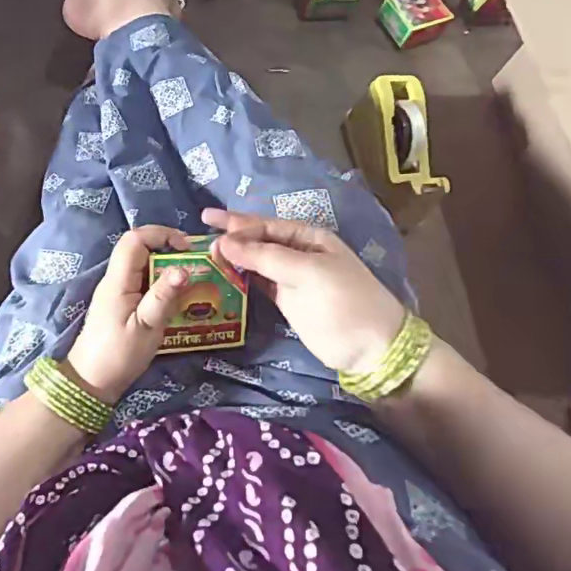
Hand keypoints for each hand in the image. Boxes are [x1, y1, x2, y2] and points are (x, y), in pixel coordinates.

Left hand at [65, 226, 199, 403]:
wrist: (91, 382)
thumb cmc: (118, 355)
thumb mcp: (147, 327)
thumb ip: (164, 296)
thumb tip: (184, 268)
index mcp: (118, 280)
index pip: (135, 239)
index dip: (161, 234)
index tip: (187, 247)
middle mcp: (115, 279)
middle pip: (140, 248)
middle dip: (169, 249)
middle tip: (195, 264)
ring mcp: (117, 291)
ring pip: (143, 265)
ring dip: (167, 267)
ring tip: (192, 280)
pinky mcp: (121, 303)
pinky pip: (143, 281)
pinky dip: (161, 283)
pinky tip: (177, 298)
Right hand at [204, 208, 406, 376]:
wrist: (370, 346)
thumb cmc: (343, 302)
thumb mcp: (307, 273)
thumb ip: (265, 257)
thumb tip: (225, 243)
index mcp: (308, 238)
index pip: (266, 225)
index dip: (238, 225)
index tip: (209, 227)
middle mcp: (298, 253)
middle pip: (259, 239)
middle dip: (232, 234)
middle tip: (200, 228)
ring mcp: (292, 277)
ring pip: (256, 261)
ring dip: (234, 256)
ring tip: (206, 253)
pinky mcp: (286, 300)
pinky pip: (259, 282)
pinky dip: (241, 277)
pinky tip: (224, 274)